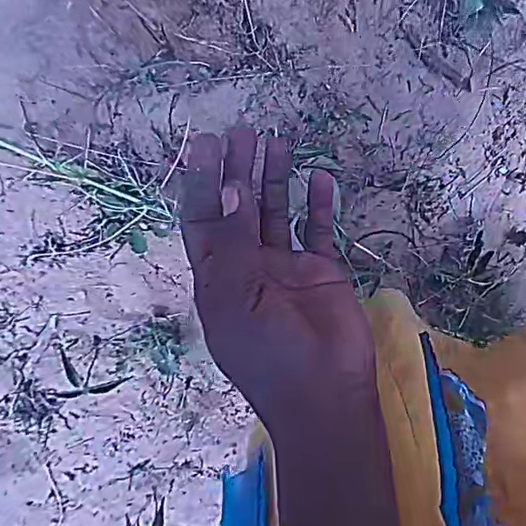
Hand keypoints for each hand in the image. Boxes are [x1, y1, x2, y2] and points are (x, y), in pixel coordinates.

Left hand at [178, 129, 376, 435]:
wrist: (324, 393)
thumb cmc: (267, 351)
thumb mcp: (235, 295)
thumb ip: (233, 240)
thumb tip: (229, 190)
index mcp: (217, 274)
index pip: (203, 218)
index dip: (202, 182)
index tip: (205, 144)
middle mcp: (248, 264)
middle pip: (240, 207)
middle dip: (239, 170)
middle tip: (242, 132)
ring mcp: (286, 267)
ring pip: (277, 212)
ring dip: (276, 179)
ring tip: (278, 142)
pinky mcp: (322, 270)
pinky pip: (318, 230)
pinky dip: (318, 205)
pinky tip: (318, 177)